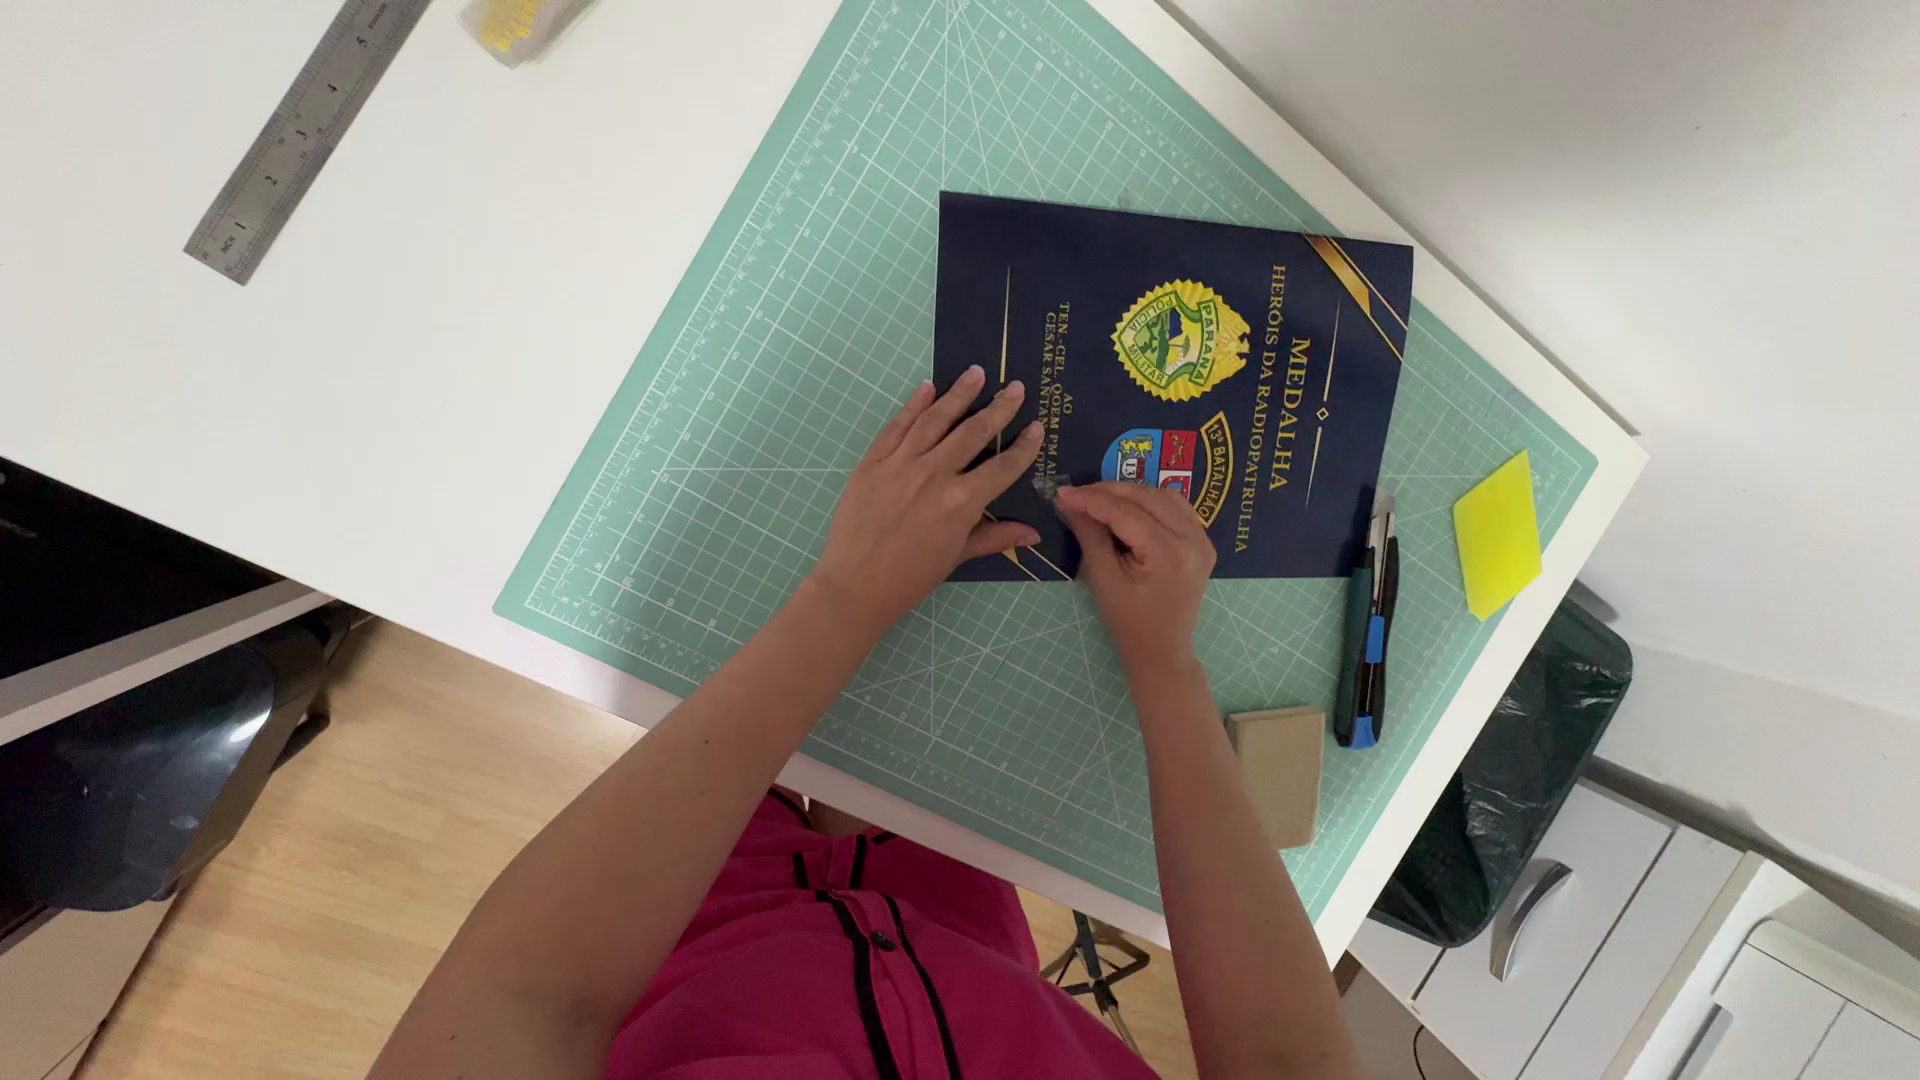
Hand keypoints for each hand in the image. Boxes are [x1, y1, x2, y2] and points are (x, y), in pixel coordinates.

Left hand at [807, 364, 1042, 636]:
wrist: (856, 583)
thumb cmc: (911, 576)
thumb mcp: (957, 557)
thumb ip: (994, 537)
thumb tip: (1033, 533)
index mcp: (962, 501)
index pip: (1002, 467)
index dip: (1022, 447)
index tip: (1036, 426)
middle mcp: (935, 474)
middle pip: (973, 432)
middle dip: (997, 407)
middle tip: (1013, 386)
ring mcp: (902, 463)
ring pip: (936, 419)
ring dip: (958, 394)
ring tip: (975, 373)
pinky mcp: (874, 461)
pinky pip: (898, 426)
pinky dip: (913, 405)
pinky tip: (927, 387)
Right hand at [1056, 482, 1215, 677]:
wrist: (1162, 651)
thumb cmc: (1128, 623)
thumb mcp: (1104, 580)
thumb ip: (1090, 536)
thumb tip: (1070, 502)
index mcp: (1168, 555)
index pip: (1126, 513)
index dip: (1092, 500)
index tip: (1063, 493)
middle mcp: (1193, 541)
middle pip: (1147, 497)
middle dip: (1109, 491)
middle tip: (1077, 493)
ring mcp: (1203, 541)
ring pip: (1165, 496)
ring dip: (1131, 492)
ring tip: (1099, 498)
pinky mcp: (1202, 543)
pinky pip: (1177, 508)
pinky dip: (1150, 501)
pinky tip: (1129, 506)